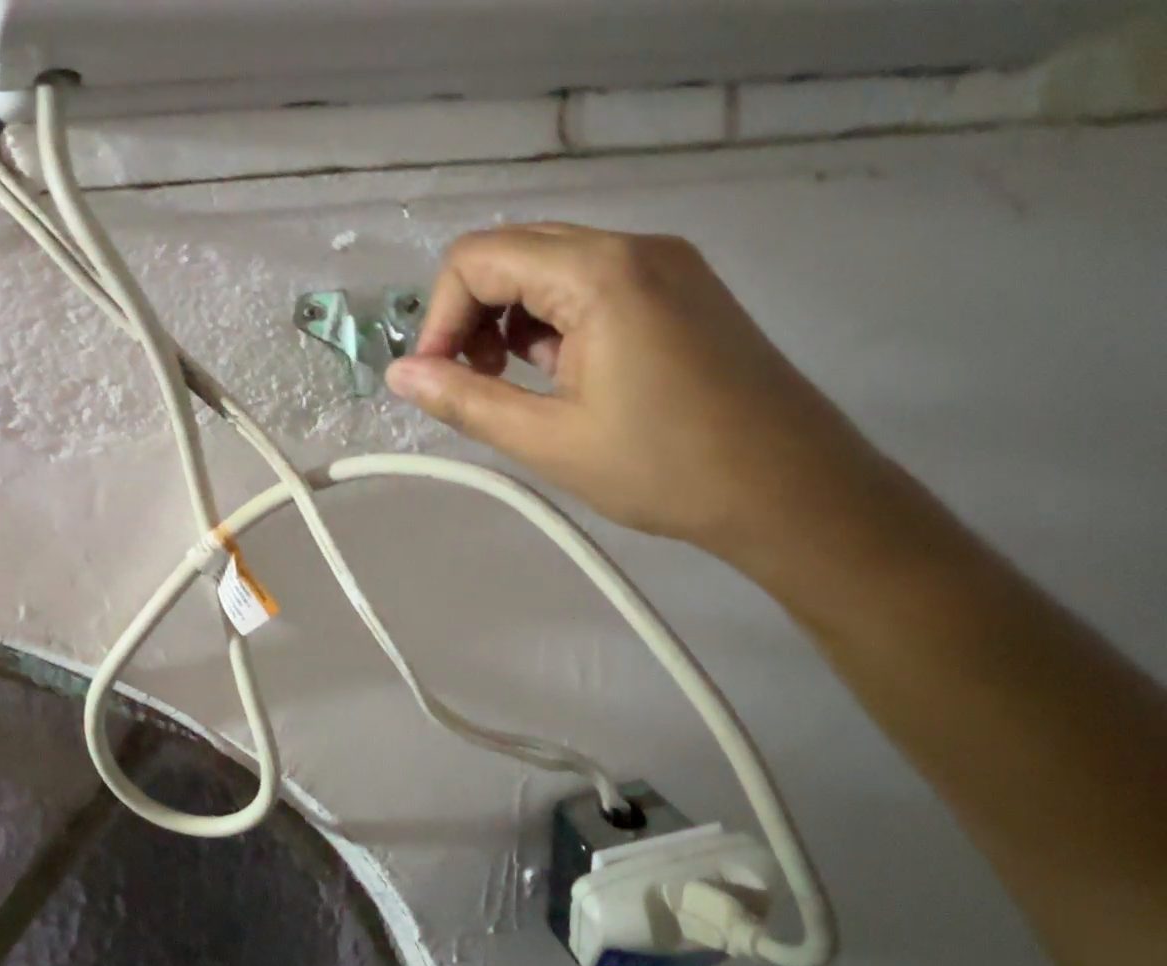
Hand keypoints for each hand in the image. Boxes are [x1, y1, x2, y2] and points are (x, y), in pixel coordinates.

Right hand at [386, 224, 892, 562]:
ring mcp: (665, 264)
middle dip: (472, 315)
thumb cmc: (666, 468)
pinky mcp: (682, 289)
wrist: (794, 491)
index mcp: (599, 272)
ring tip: (515, 384)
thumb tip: (398, 375)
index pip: (477, 258)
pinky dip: (555, 320)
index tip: (436, 380)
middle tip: (470, 382)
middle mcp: (633, 247)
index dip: (440, 318)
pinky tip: (562, 375)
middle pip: (512, 251)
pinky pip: (592, 283)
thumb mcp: (547, 440)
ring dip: (511, 318)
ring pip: (550, 266)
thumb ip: (463, 400)